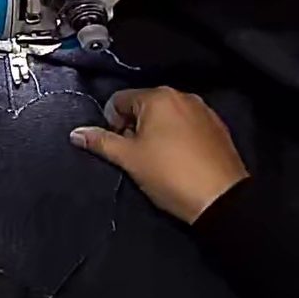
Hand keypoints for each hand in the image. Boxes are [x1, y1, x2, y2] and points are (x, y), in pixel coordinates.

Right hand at [70, 88, 248, 223]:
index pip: (119, 100)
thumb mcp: (129, 159)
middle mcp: (182, 96)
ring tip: (159, 160)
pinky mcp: (218, 128)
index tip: (120, 147)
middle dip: (135, 127)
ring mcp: (203, 110)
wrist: (222, 201)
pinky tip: (179, 160)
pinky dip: (178, 137)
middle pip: (143, 106)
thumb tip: (76, 133)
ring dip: (156, 132)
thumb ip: (100, 141)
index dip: (112, 124)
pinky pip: (187, 125)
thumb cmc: (170, 174)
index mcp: (158, 97)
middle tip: (137, 156)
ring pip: (166, 116)